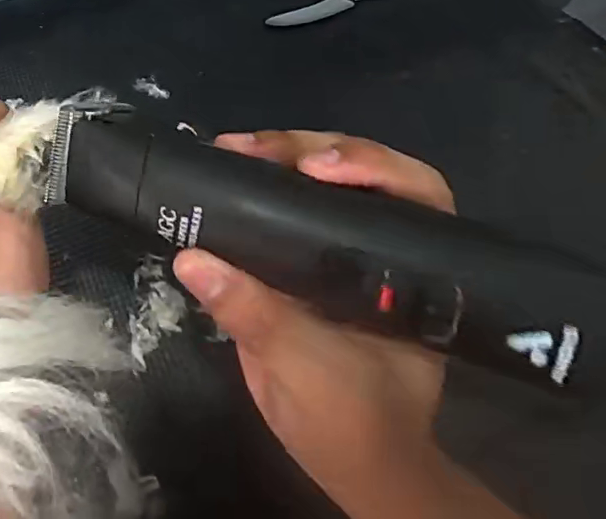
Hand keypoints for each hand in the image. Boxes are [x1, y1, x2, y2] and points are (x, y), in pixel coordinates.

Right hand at [173, 132, 517, 518]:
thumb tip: (191, 259)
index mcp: (410, 270)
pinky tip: (228, 169)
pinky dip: (259, 179)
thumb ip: (254, 315)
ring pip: (323, 174)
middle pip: (361, 167)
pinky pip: (288, 200)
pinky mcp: (307, 250)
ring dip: (279, 152)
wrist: (349, 461)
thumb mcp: (304, 371)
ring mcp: (343, 243)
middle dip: (308, 145)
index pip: (414, 192)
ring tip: (233, 147)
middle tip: (254, 147)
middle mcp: (382, 244)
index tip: (318, 170)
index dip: (372, 165)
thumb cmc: (351, 422)